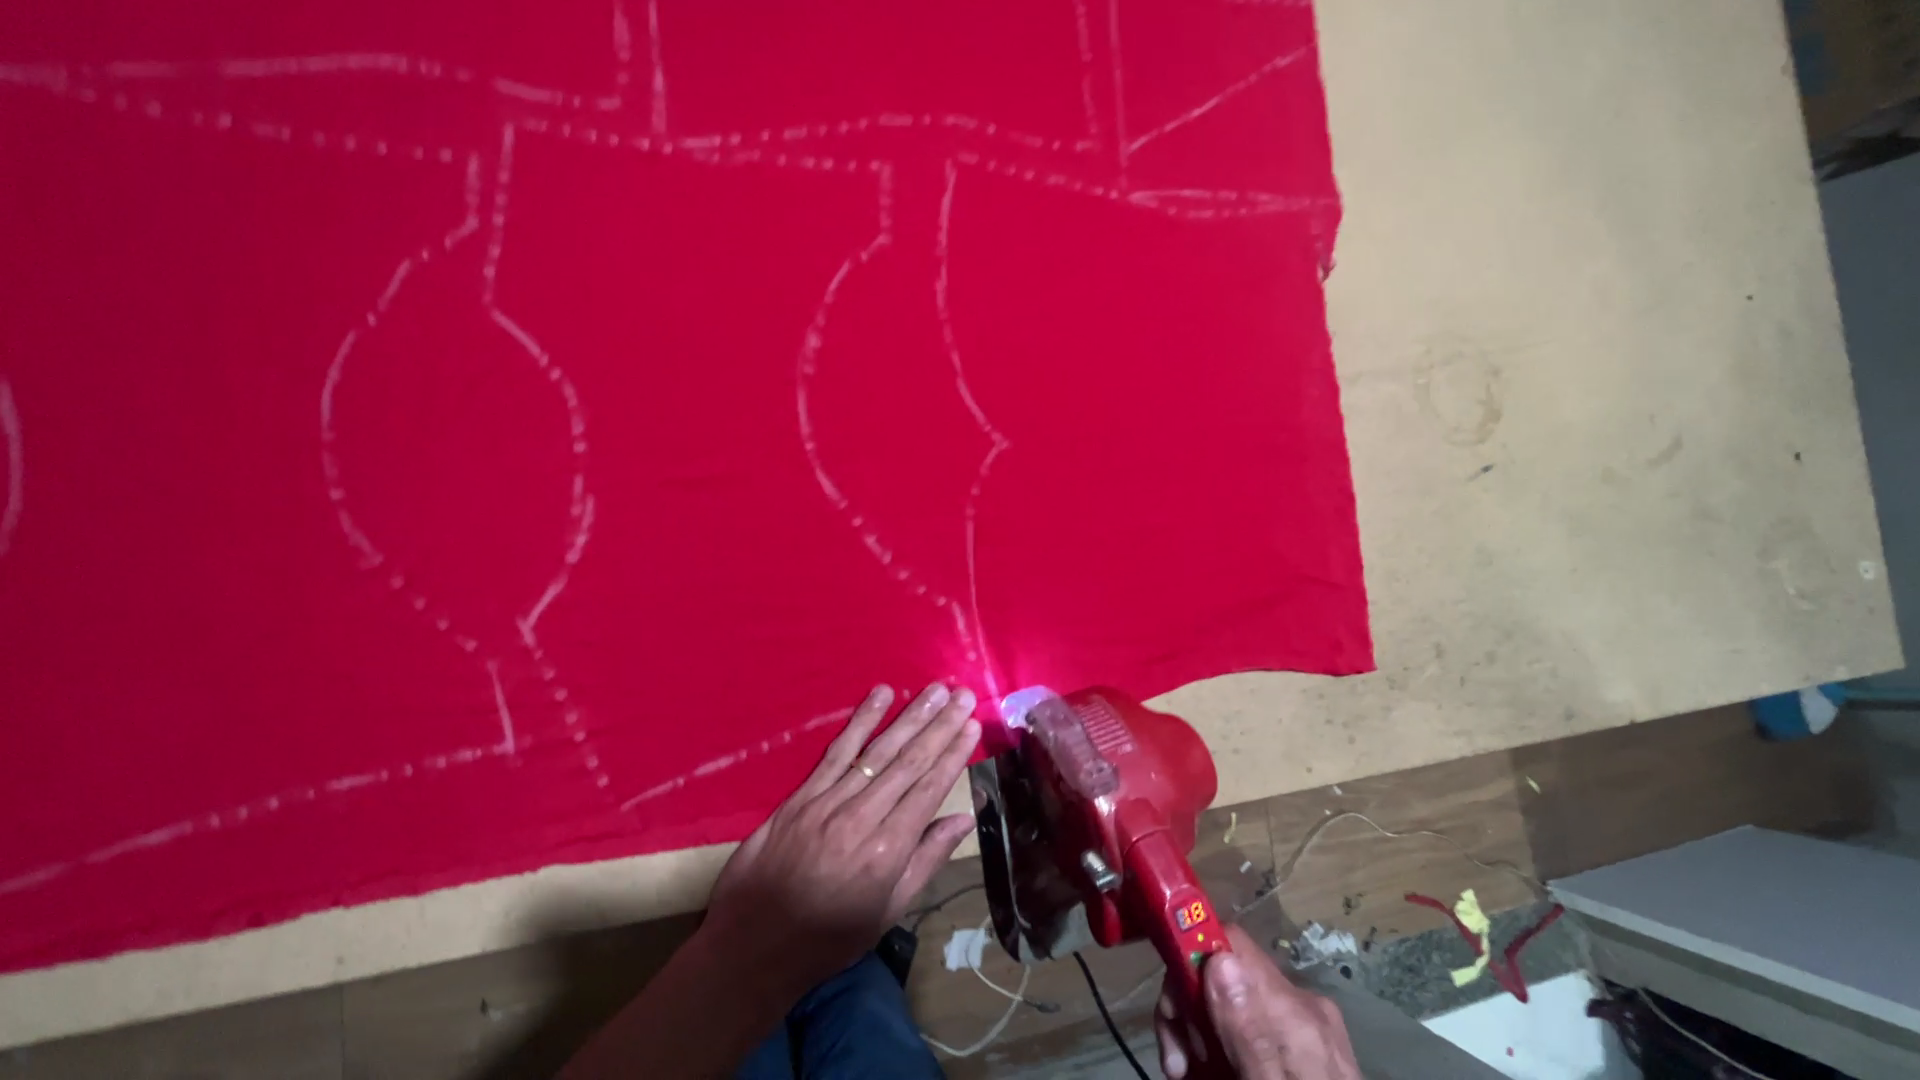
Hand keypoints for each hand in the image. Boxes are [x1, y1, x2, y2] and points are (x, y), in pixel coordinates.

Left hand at [702, 683, 980, 990]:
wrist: (753, 946)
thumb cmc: (828, 938)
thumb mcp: (887, 913)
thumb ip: (925, 860)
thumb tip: (963, 820)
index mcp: (887, 851)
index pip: (928, 789)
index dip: (953, 755)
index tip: (972, 726)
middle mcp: (861, 818)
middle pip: (908, 763)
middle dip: (939, 726)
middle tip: (962, 695)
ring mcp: (828, 802)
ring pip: (877, 750)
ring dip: (909, 716)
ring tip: (935, 690)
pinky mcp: (801, 795)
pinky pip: (837, 751)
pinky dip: (860, 721)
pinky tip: (880, 696)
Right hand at [1156, 925, 1360, 1079]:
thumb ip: (1250, 1035)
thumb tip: (1220, 961)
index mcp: (1296, 1013)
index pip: (1231, 946)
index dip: (1188, 963)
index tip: (1173, 1019)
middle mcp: (1299, 1010)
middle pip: (1221, 978)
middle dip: (1187, 1017)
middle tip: (1176, 1071)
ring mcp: (1301, 1033)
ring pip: (1226, 1009)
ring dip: (1197, 1042)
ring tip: (1186, 1079)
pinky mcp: (1298, 1055)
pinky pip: (1245, 1033)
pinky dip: (1219, 1056)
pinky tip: (1208, 1079)